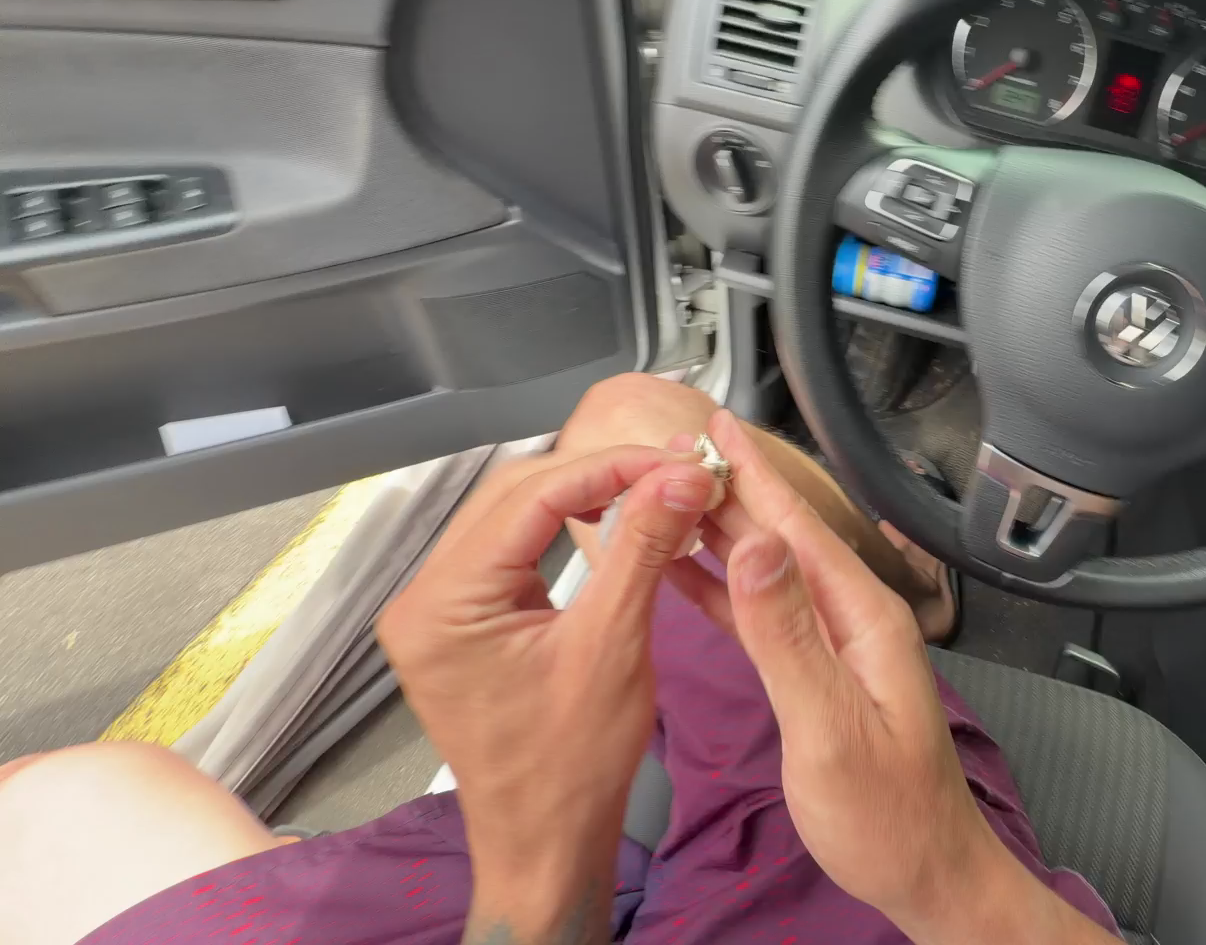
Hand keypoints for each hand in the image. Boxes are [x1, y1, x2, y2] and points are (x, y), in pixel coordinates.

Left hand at [378, 446, 714, 940]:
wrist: (547, 839)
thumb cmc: (576, 755)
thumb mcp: (615, 644)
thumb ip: (643, 548)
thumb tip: (685, 474)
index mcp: (444, 602)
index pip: (533, 495)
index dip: (614, 467)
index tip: (683, 461)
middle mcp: (426, 593)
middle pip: (518, 494)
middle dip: (603, 473)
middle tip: (676, 471)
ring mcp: (443, 605)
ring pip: (518, 512)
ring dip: (590, 492)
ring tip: (655, 486)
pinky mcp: (470, 616)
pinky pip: (520, 544)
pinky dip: (573, 521)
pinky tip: (615, 517)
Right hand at [680, 413, 1116, 944]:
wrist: (921, 865)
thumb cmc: (886, 812)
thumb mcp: (831, 724)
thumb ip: (790, 636)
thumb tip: (757, 549)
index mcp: (864, 614)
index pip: (801, 528)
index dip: (756, 476)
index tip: (720, 429)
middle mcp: (851, 614)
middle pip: (782, 539)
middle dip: (733, 491)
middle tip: (680, 452)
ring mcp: (834, 639)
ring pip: (767, 571)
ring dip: (723, 532)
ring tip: (674, 498)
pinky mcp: (815, 667)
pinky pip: (761, 614)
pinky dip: (722, 589)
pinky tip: (691, 573)